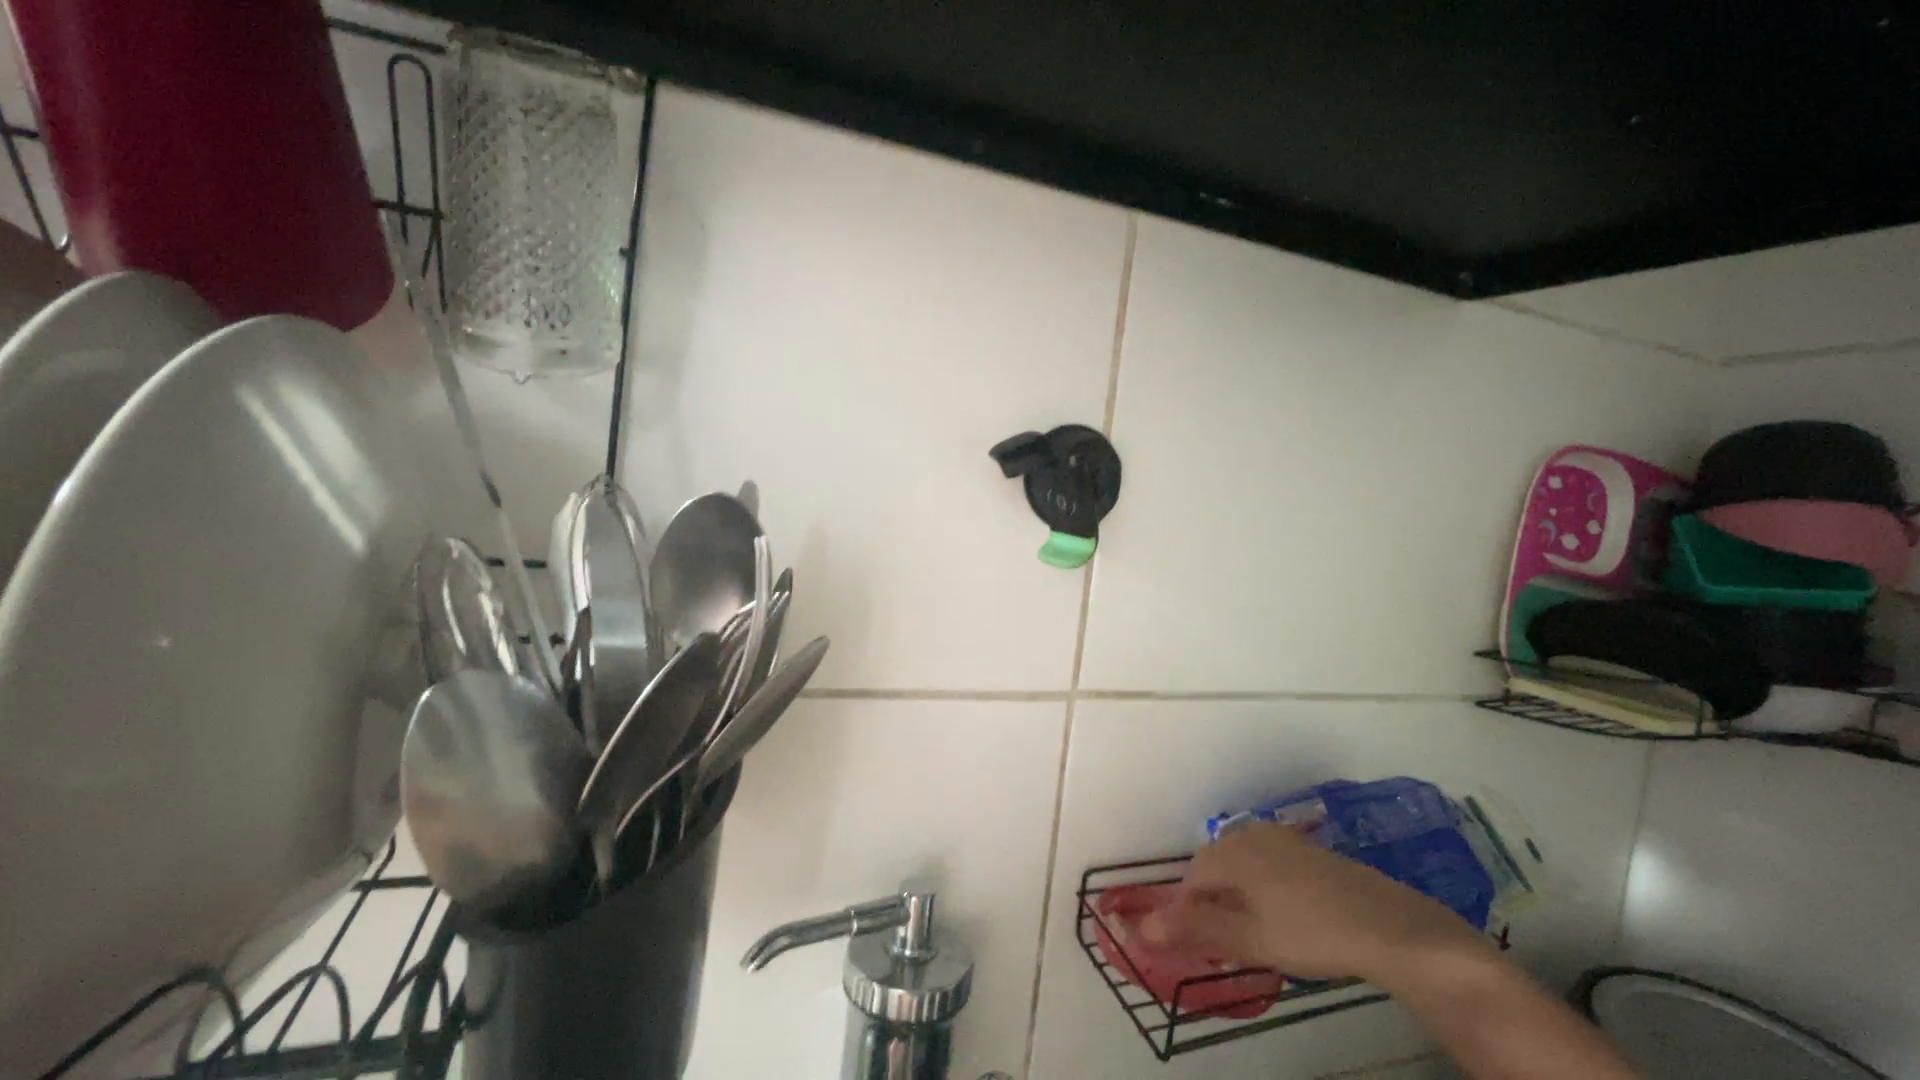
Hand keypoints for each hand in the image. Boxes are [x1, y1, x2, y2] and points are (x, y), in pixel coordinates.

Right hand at [1140, 822, 1491, 981]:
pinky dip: (1266, 891)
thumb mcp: (1250, 939)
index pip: (1192, 879)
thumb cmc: (1311, 933)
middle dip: (1215, 905)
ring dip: (1240, 899)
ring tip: (1257, 935)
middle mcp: (1254, 835)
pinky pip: (1270, 867)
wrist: (1390, 927)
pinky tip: (1287, 920)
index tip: (1207, 948)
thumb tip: (1143, 926)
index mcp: (1233, 851)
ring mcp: (1285, 841)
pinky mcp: (1312, 852)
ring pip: (1244, 867)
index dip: (1192, 915)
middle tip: (1231, 945)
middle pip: (1217, 869)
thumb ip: (1196, 930)